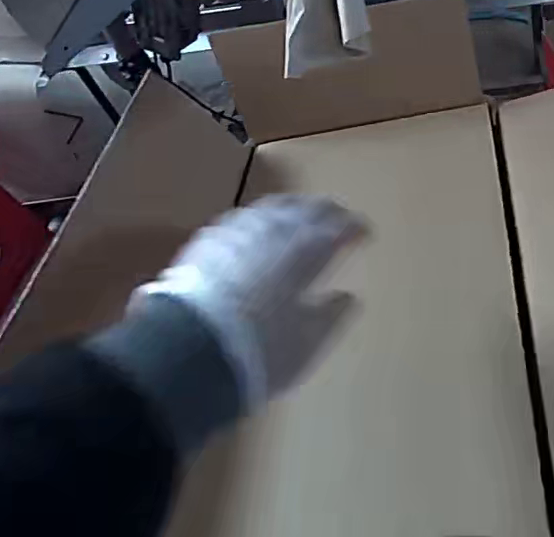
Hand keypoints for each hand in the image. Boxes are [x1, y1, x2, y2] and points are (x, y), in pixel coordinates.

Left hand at [135, 195, 367, 409]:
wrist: (188, 349)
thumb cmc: (258, 349)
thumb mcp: (306, 342)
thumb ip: (331, 315)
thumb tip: (349, 298)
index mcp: (307, 250)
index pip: (340, 228)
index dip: (355, 228)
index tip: (365, 232)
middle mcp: (277, 229)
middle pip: (309, 209)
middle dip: (328, 211)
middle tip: (339, 216)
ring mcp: (242, 228)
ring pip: (276, 205)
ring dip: (294, 207)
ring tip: (301, 213)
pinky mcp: (213, 236)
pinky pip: (246, 216)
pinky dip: (262, 217)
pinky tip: (259, 227)